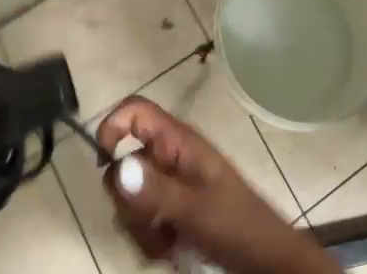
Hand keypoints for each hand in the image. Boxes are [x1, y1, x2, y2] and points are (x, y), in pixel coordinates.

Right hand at [98, 96, 339, 273]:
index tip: (104, 161)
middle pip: (125, 162)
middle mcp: (171, 156)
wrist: (262, 254)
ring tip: (166, 243)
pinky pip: (141, 217)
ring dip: (140, 225)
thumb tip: (116, 166)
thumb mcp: (195, 209)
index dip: (112, 125)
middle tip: (151, 222)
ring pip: (130, 196)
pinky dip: (148, 237)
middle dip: (128, 200)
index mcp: (178, 142)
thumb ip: (156, 190)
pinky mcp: (171, 207)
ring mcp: (171, 182)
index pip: (136, 110)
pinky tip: (168, 249)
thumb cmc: (235, 223)